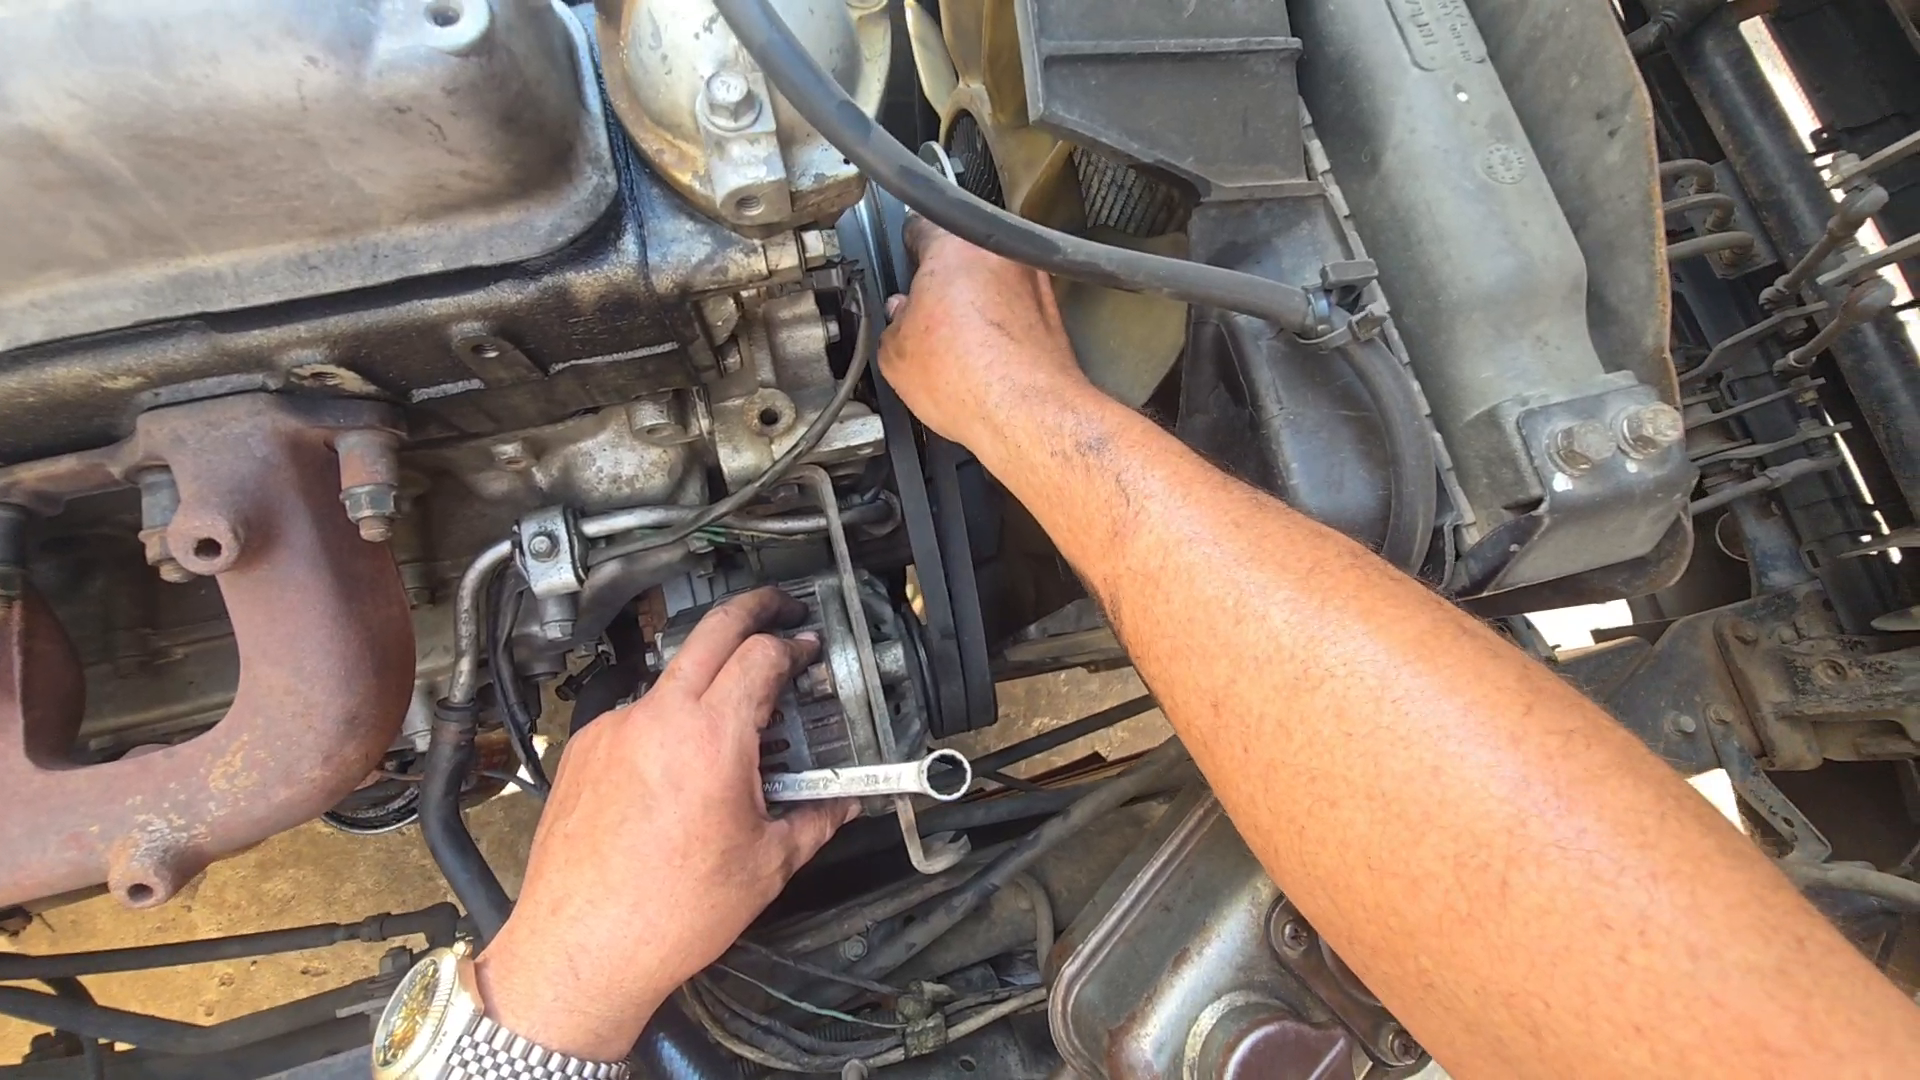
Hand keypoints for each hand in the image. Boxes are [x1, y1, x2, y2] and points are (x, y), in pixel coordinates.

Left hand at [474, 587, 856, 1060]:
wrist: (575, 955)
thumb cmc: (664, 915)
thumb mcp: (765, 865)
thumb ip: (815, 819)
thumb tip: (842, 804)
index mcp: (711, 739)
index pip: (762, 656)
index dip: (794, 646)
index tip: (807, 651)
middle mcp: (658, 719)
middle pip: (712, 628)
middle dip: (753, 607)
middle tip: (778, 607)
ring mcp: (616, 729)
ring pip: (674, 670)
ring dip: (710, 671)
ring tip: (735, 710)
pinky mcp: (587, 748)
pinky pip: (640, 710)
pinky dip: (670, 716)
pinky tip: (683, 758)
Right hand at [880, 217, 1091, 451]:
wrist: (1028, 413)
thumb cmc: (972, 382)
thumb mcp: (896, 357)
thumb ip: (892, 324)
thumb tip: (898, 321)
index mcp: (952, 246)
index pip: (918, 228)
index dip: (904, 250)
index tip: (903, 264)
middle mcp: (998, 253)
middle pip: (960, 258)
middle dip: (943, 286)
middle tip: (927, 323)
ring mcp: (1031, 279)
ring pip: (991, 285)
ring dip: (976, 307)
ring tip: (961, 351)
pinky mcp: (1052, 311)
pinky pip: (1016, 311)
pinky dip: (1002, 329)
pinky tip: (988, 361)